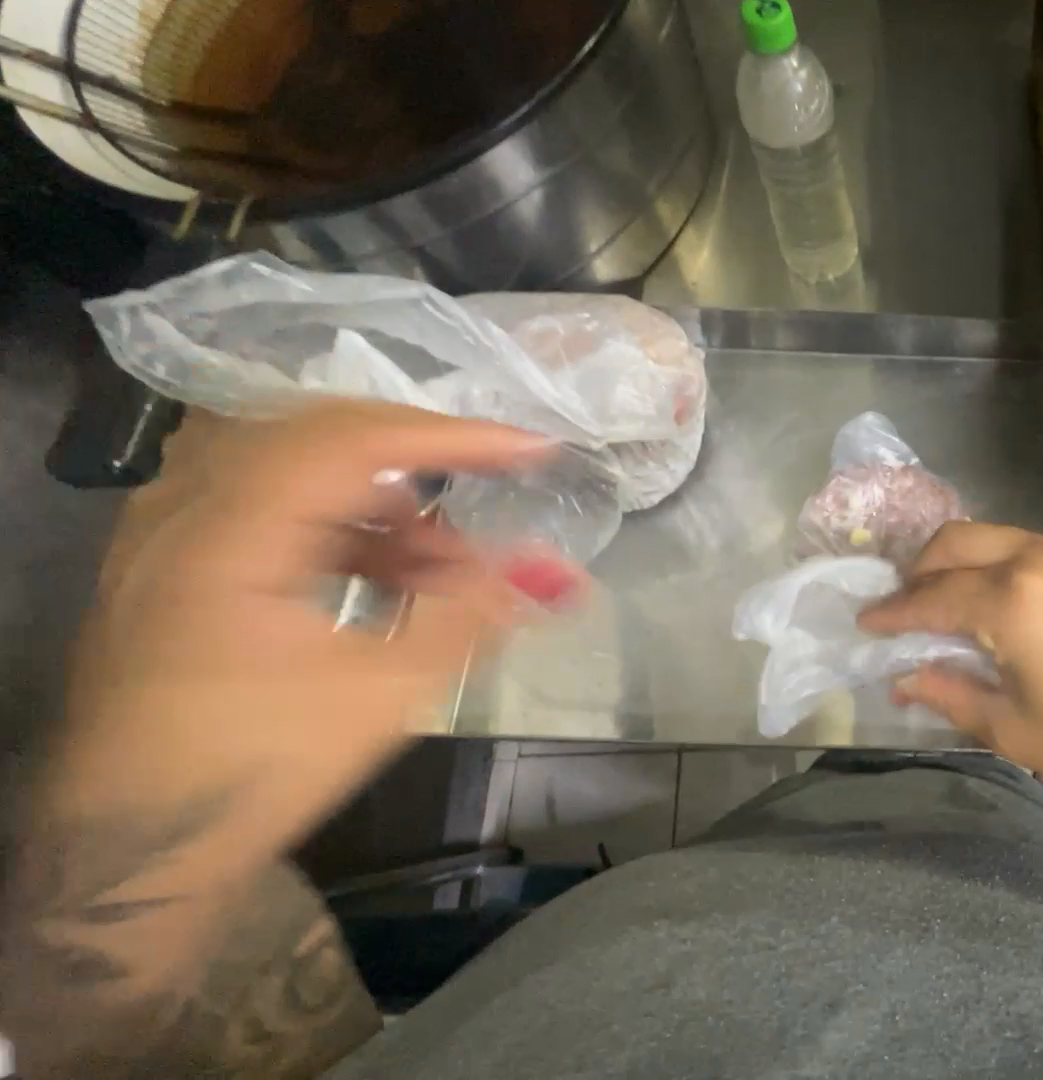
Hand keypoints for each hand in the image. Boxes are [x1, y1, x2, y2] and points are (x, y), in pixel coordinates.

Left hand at [59, 401, 576, 863]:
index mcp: (226, 538)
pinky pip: (282, 507)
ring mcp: (177, 535)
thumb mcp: (386, 692)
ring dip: (389, 496)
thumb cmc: (259, 767)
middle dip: (424, 452)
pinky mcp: (187, 563)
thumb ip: (476, 615)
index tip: (535, 450)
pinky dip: (354, 526)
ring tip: (450, 557)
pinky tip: (401, 577)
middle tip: (496, 477)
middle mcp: (189, 514)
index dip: (454, 437)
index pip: (352, 442)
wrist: (135, 845)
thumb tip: (560, 570)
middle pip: (321, 432)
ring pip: (301, 467)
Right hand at [858, 523, 1042, 811]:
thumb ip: (948, 694)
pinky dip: (992, 565)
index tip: (863, 623)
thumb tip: (902, 677)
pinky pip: (1022, 548)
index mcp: (1011, 601)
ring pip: (989, 538)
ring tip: (939, 607)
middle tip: (899, 611)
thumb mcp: (1013, 729)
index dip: (892, 612)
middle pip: (954, 543)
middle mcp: (1036, 558)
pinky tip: (990, 604)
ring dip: (955, 564)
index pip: (930, 596)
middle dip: (917, 572)